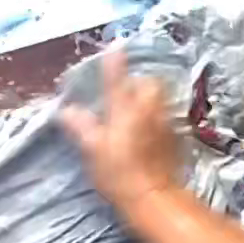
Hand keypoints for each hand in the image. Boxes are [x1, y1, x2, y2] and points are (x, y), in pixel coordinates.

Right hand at [57, 48, 182, 211]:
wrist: (155, 198)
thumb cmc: (120, 174)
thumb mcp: (93, 151)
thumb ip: (81, 127)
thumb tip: (67, 110)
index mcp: (125, 109)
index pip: (117, 78)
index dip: (115, 60)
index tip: (116, 44)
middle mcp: (149, 109)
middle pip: (148, 83)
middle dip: (138, 83)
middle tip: (124, 95)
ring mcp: (166, 122)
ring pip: (160, 99)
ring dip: (149, 99)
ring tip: (136, 113)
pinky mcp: (177, 138)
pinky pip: (167, 117)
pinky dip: (157, 118)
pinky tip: (149, 133)